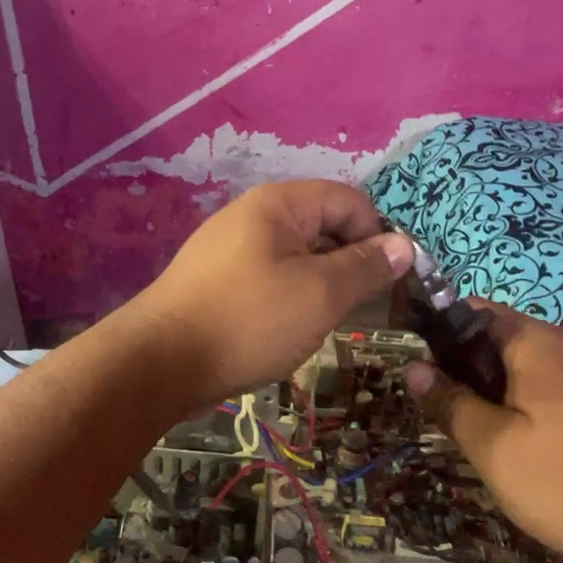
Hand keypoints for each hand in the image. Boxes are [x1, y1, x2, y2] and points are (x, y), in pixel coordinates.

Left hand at [126, 181, 413, 404]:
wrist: (159, 362)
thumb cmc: (248, 320)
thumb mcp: (320, 294)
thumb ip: (365, 267)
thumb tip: (404, 246)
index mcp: (279, 204)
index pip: (349, 200)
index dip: (377, 235)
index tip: (389, 282)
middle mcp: (252, 215)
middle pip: (322, 226)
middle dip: (349, 264)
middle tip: (360, 309)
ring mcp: (230, 249)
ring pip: (297, 257)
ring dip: (320, 286)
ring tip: (323, 325)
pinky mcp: (217, 281)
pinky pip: (269, 278)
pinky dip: (289, 299)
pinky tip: (288, 333)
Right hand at [408, 300, 562, 562]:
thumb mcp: (495, 450)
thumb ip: (451, 403)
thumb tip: (413, 368)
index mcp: (540, 343)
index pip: (476, 313)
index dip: (443, 339)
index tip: (429, 381)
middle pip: (511, 340)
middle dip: (479, 372)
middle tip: (463, 423)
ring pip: (545, 368)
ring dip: (515, 393)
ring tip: (505, 444)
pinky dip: (551, 408)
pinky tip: (555, 456)